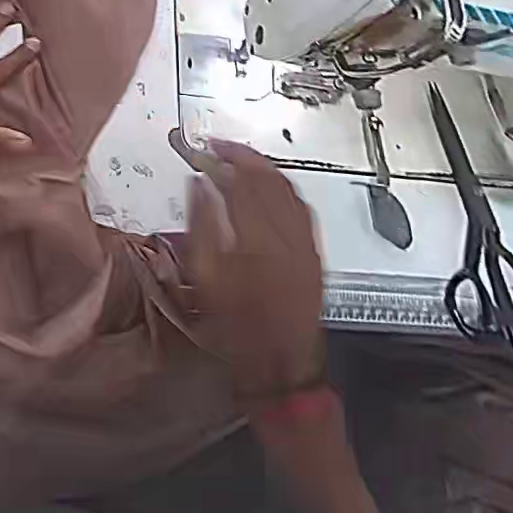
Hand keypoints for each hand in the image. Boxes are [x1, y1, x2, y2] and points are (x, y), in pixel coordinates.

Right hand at [179, 136, 326, 402]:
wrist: (280, 365)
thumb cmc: (237, 329)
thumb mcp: (204, 277)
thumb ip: (200, 223)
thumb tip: (198, 185)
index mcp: (256, 239)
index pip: (241, 181)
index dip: (221, 159)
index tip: (205, 150)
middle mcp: (287, 235)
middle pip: (268, 177)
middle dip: (243, 155)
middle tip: (221, 146)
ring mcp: (306, 243)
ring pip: (289, 187)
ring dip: (264, 167)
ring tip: (242, 159)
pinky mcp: (315, 253)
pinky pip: (302, 206)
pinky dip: (284, 186)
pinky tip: (272, 185)